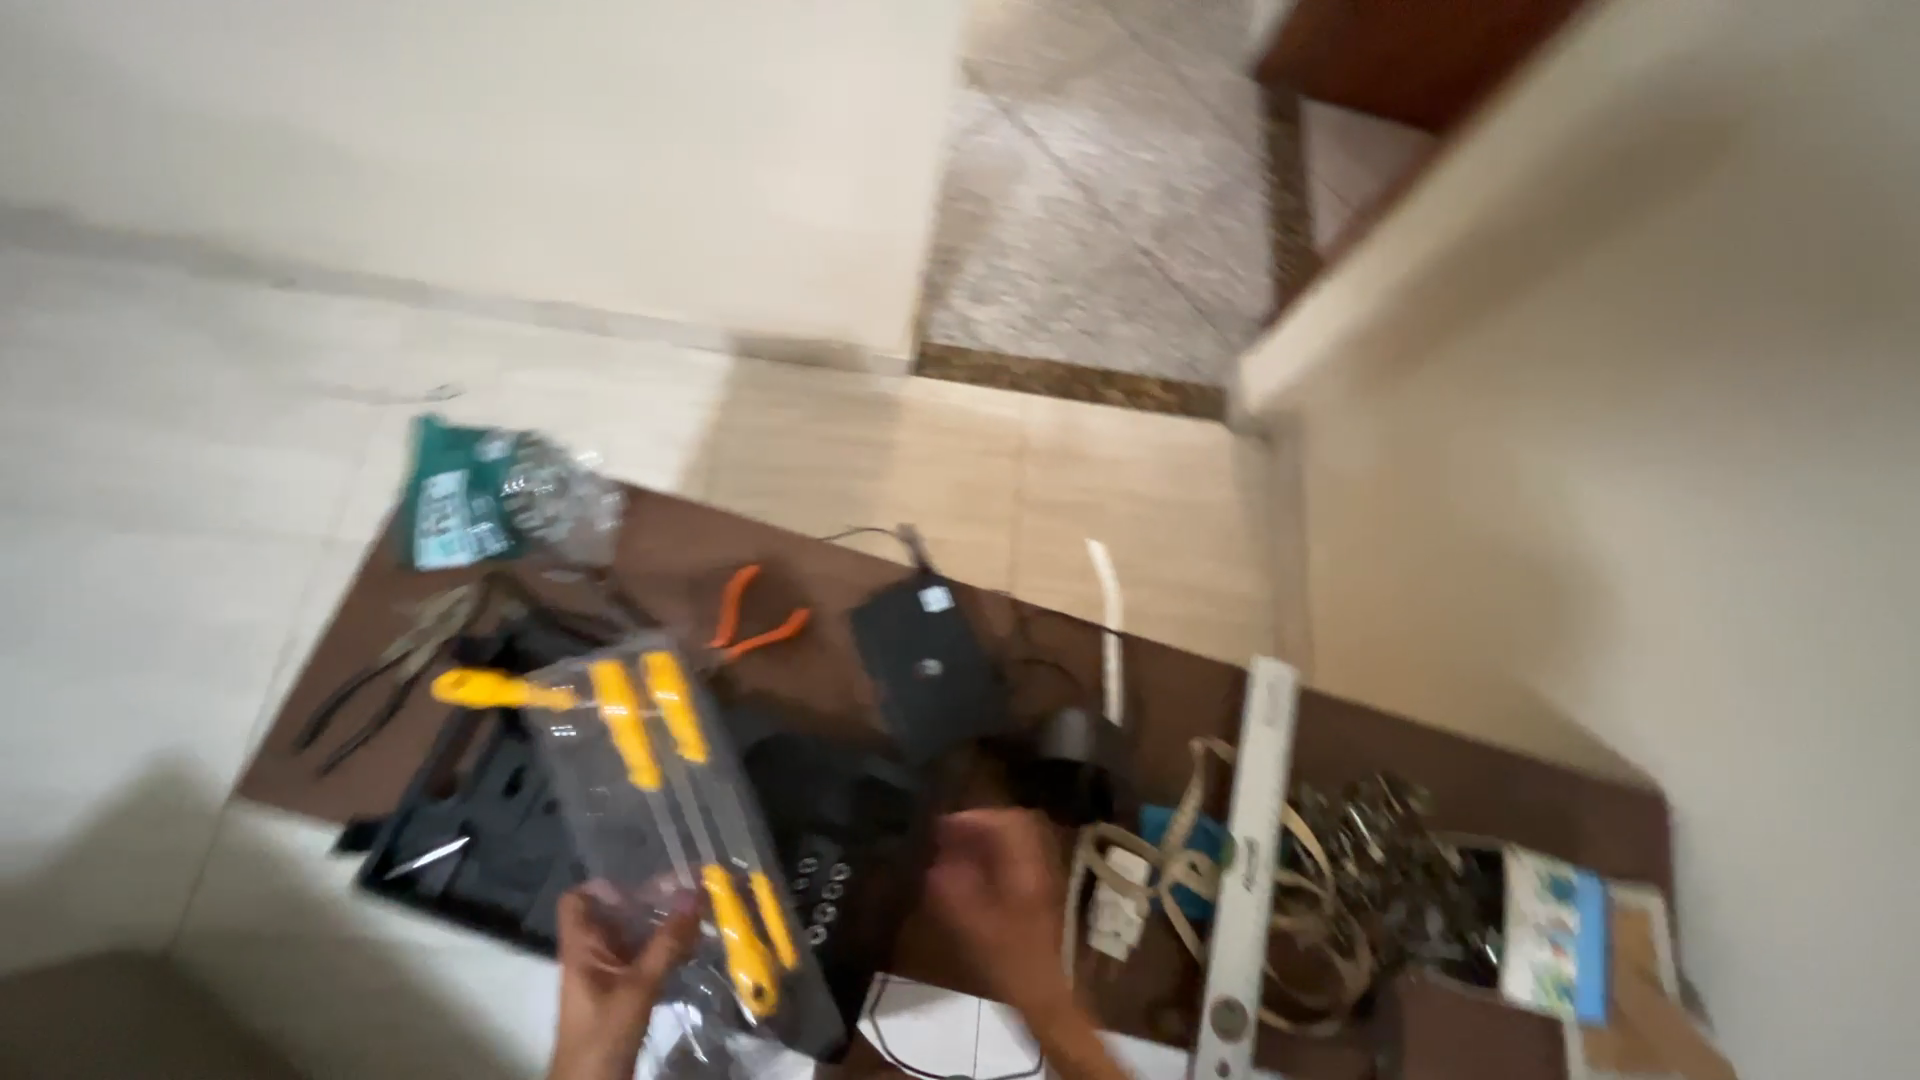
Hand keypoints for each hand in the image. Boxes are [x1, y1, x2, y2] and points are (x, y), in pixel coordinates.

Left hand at [548, 886, 699, 1079]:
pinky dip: (669, 947)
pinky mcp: (624, 991)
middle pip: (616, 913)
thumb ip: (666, 943)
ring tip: (702, 914)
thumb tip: (694, 895)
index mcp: (582, 948)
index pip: (577, 900)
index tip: (644, 882)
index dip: (605, 886)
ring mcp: (608, 973)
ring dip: (666, 924)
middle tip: (692, 890)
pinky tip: (696, 946)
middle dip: (653, 900)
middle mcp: (593, 954)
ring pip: (635, 934)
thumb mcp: (638, 988)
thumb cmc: (603, 1037)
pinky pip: (646, 956)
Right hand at [925, 809, 1072, 1015]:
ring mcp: (1043, 877)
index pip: (1005, 822)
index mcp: (1025, 868)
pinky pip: (1017, 860)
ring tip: (956, 849)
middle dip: (980, 824)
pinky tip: (973, 872)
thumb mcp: (974, 927)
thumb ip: (952, 890)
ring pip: (1016, 841)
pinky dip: (994, 856)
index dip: (973, 818)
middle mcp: (1038, 865)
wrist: (1046, 997)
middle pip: (1013, 826)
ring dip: (987, 839)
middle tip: (950, 834)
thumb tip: (933, 866)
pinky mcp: (1040, 893)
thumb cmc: (1010, 963)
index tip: (944, 826)